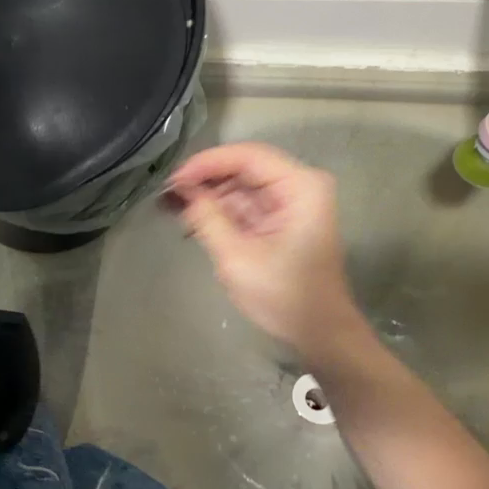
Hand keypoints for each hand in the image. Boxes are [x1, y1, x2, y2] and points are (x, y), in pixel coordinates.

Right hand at [167, 142, 361, 351]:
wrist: (319, 332)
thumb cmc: (284, 295)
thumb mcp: (238, 257)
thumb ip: (208, 218)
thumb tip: (181, 190)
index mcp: (300, 186)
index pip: (247, 156)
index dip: (207, 163)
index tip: (174, 180)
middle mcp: (299, 186)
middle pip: (243, 168)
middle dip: (205, 180)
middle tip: (168, 195)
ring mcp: (290, 203)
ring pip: (240, 185)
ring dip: (208, 195)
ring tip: (171, 206)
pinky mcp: (281, 220)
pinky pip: (245, 204)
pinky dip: (219, 210)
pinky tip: (190, 219)